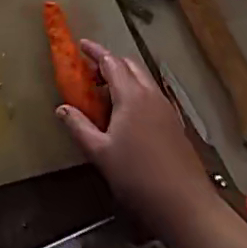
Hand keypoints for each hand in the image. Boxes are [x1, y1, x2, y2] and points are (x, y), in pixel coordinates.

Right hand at [55, 39, 218, 228]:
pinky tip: (128, 115)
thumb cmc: (137, 176)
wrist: (184, 202)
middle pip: (129, 65)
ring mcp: (165, 106)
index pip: (111, 62)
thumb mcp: (101, 154)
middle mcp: (150, 93)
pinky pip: (151, 93)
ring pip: (142, 78)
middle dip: (110, 62)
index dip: (95, 52)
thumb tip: (62, 108)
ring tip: (106, 93)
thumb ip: (79, 127)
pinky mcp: (174, 121)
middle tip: (91, 73)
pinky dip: (136, 91)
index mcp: (131, 95)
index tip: (81, 45)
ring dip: (124, 76)